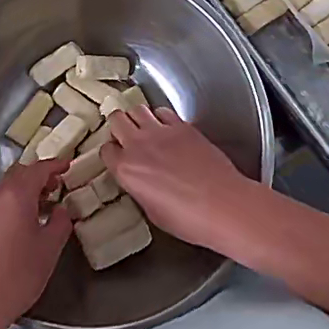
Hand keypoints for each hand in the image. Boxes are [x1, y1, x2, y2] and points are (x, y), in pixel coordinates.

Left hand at [0, 158, 73, 328]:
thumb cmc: (16, 277)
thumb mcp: (49, 249)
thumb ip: (61, 222)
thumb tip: (62, 211)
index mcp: (16, 196)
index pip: (38, 169)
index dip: (54, 165)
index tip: (66, 165)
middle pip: (18, 176)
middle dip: (38, 178)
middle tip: (55, 187)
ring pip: (4, 193)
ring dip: (22, 195)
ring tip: (39, 211)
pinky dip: (8, 209)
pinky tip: (17, 229)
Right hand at [102, 106, 261, 251]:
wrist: (222, 205)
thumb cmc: (189, 218)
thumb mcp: (152, 212)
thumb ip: (139, 189)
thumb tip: (141, 182)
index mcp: (126, 170)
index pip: (106, 150)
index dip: (112, 153)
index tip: (118, 156)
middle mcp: (139, 145)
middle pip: (117, 119)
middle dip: (119, 125)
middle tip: (126, 135)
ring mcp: (161, 132)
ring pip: (137, 109)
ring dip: (137, 117)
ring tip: (145, 128)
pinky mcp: (183, 126)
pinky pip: (163, 111)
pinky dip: (161, 117)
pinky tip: (168, 128)